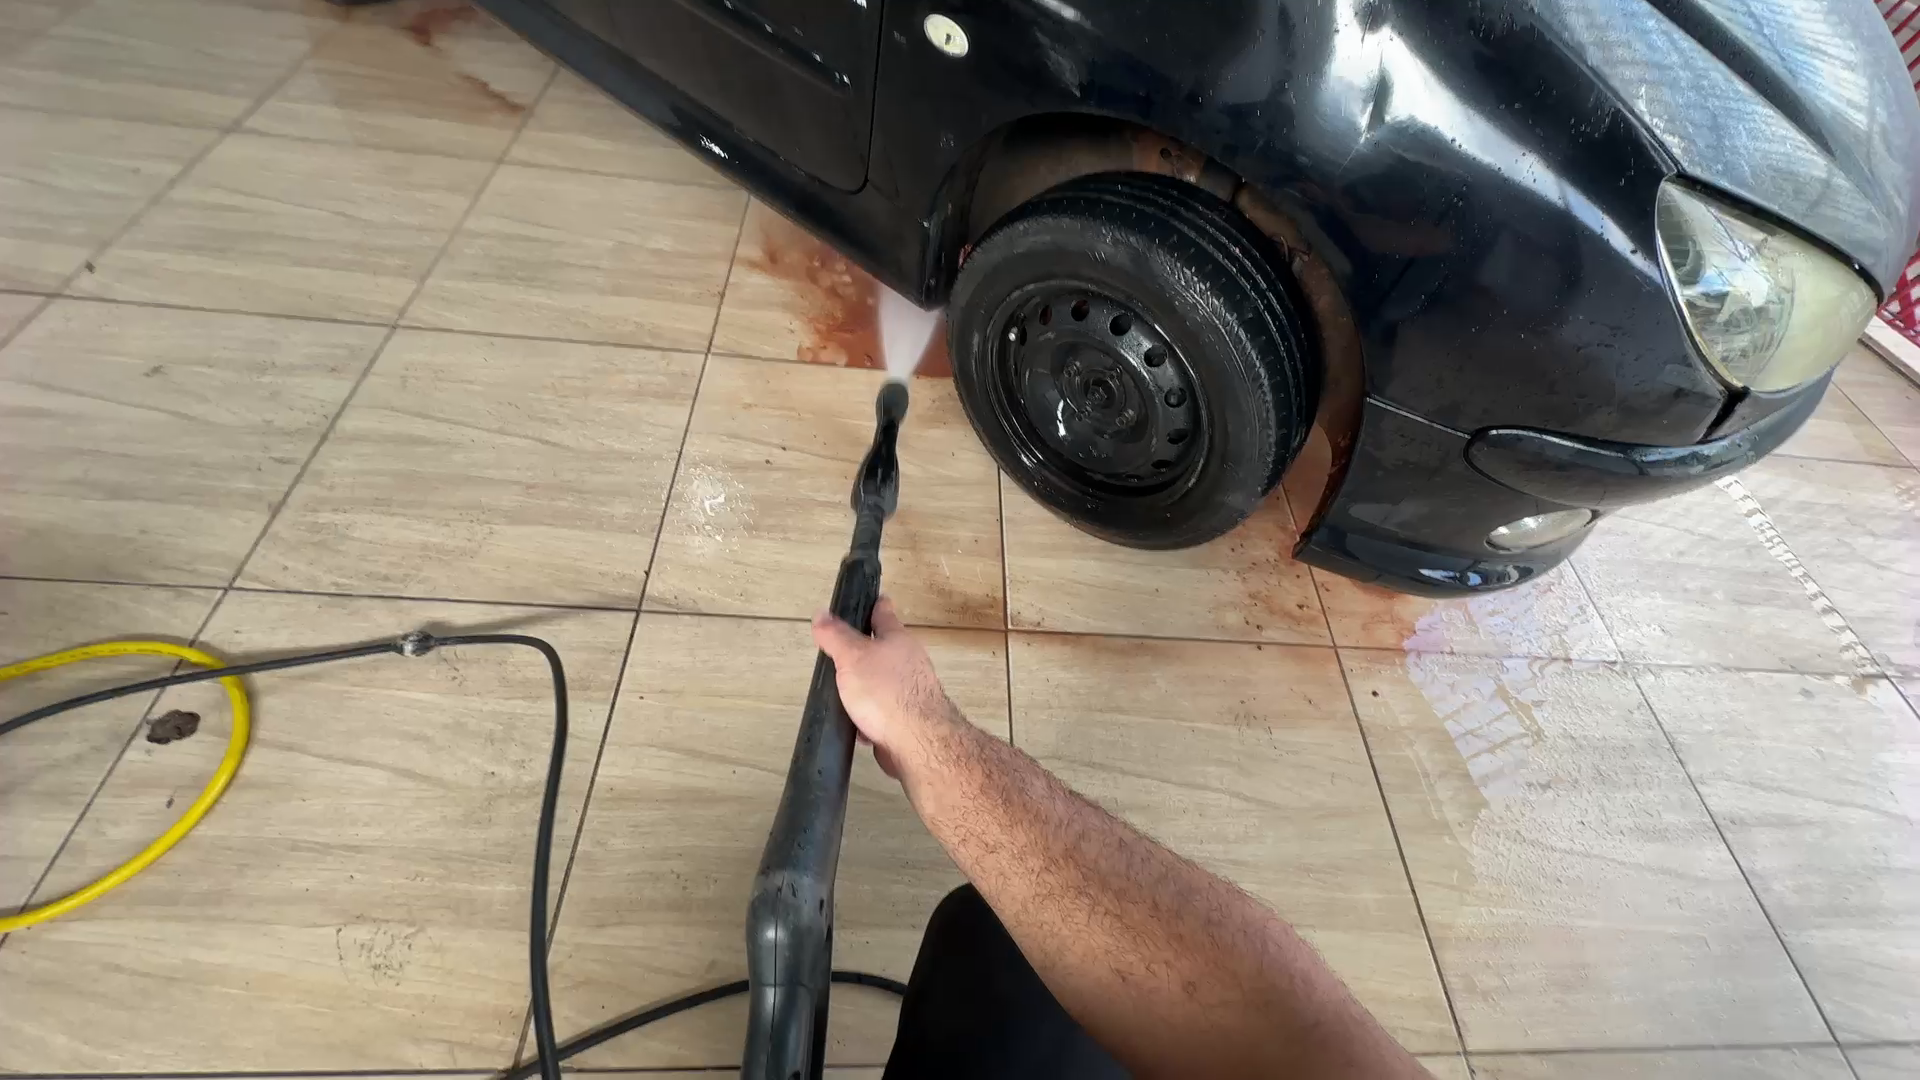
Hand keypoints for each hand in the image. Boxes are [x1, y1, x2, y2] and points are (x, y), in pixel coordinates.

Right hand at [811, 596, 965, 785]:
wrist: (916, 740)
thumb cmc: (885, 691)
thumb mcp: (852, 657)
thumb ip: (836, 636)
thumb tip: (821, 613)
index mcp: (897, 639)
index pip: (884, 614)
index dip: (876, 604)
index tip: (874, 597)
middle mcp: (908, 661)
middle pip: (884, 649)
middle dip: (866, 649)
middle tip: (842, 650)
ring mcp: (910, 690)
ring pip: (882, 682)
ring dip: (865, 687)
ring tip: (841, 692)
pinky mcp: (906, 718)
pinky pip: (881, 711)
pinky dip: (868, 716)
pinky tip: (855, 726)